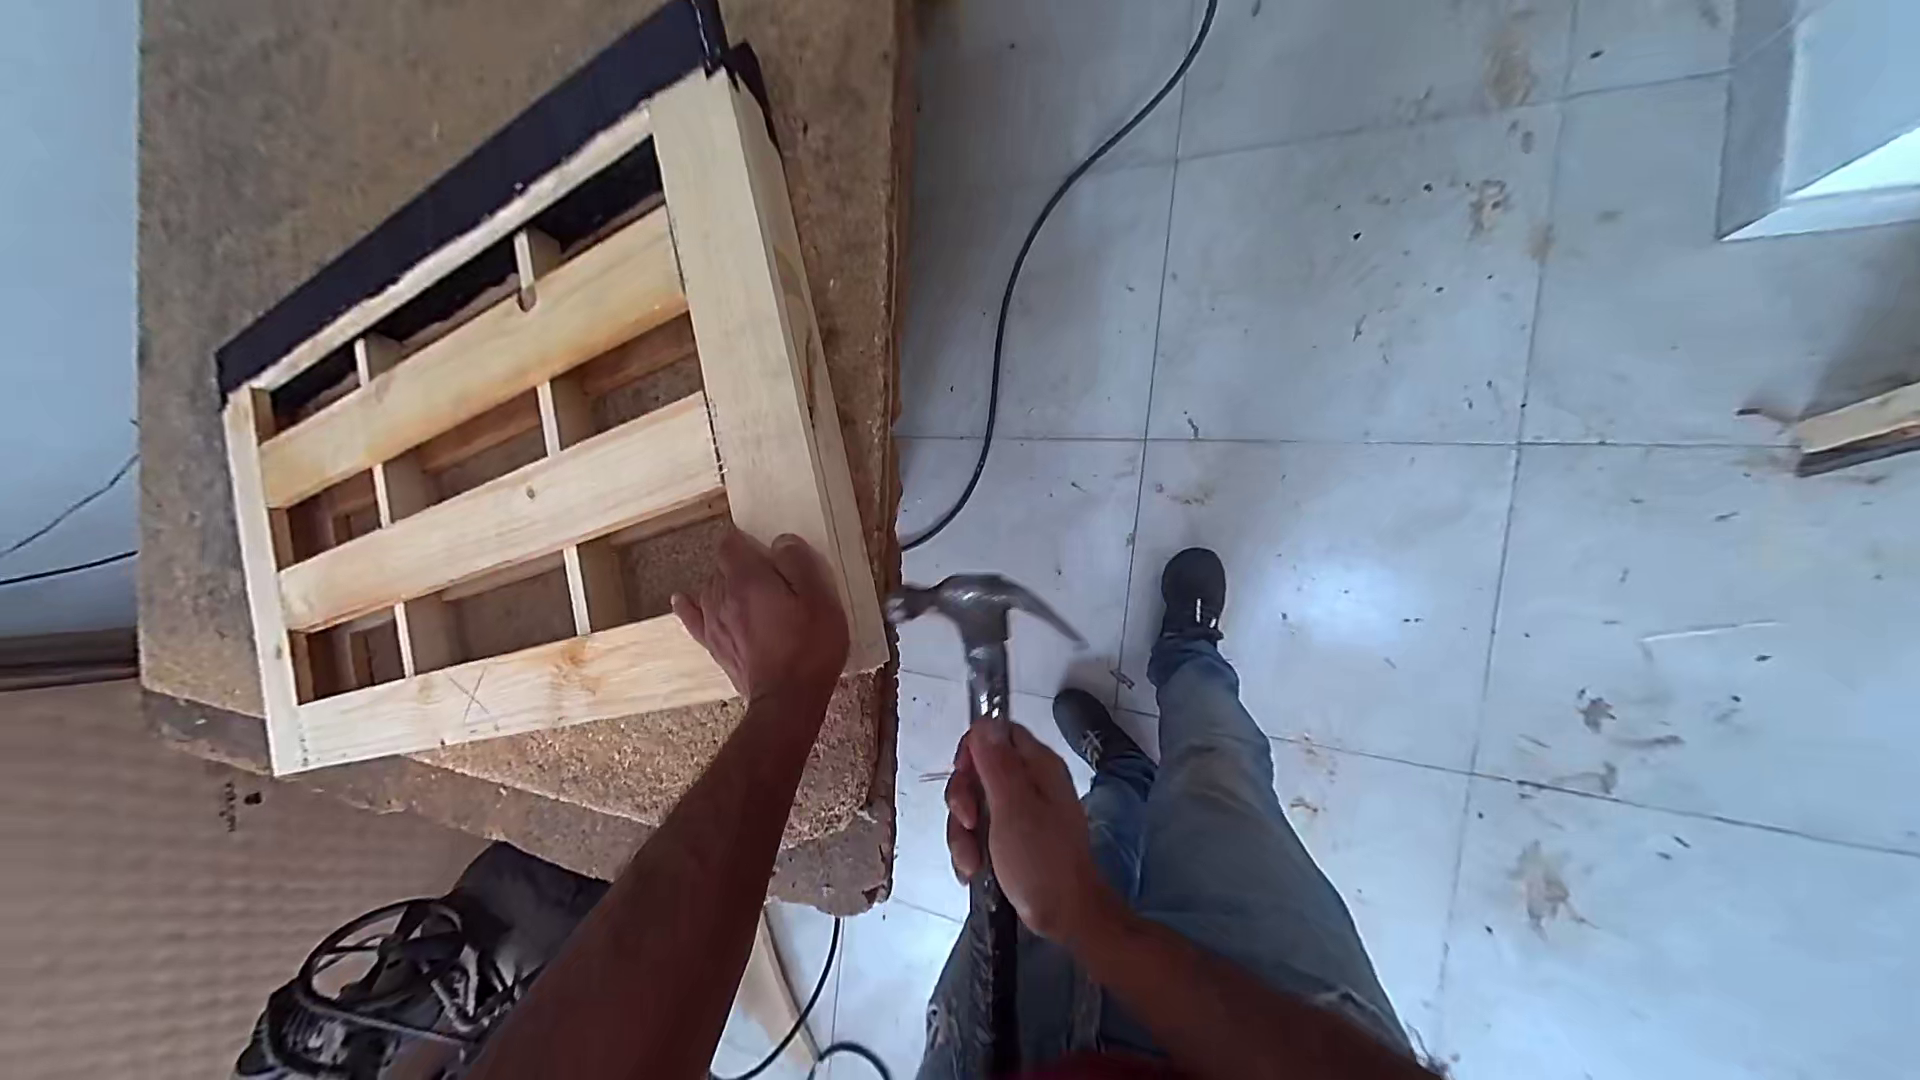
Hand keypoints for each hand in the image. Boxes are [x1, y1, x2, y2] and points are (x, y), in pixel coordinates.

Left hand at [671, 529, 848, 706]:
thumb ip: (798, 561)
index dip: (747, 539)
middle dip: (742, 563)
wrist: (789, 699)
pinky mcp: (716, 647)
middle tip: (772, 574)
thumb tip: (781, 542)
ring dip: (727, 583)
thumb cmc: (810, 646)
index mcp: (747, 578)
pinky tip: (683, 600)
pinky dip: (689, 606)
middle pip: (722, 566)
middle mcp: (722, 596)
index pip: (731, 542)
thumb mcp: (820, 596)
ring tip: (750, 589)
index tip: (767, 547)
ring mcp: (714, 624)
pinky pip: (693, 619)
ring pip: (711, 588)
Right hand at [945, 721, 1118, 945]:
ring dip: (963, 833)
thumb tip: (985, 720)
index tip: (962, 774)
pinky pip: (978, 830)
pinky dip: (971, 849)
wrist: (1066, 917)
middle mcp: (1029, 781)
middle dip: (962, 798)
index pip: (997, 732)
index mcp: (1037, 765)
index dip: (973, 748)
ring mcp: (1021, 810)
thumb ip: (996, 762)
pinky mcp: (1012, 836)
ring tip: (972, 861)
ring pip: (973, 803)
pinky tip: (974, 870)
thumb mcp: (1013, 807)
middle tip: (967, 823)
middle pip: (978, 769)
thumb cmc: (1042, 860)